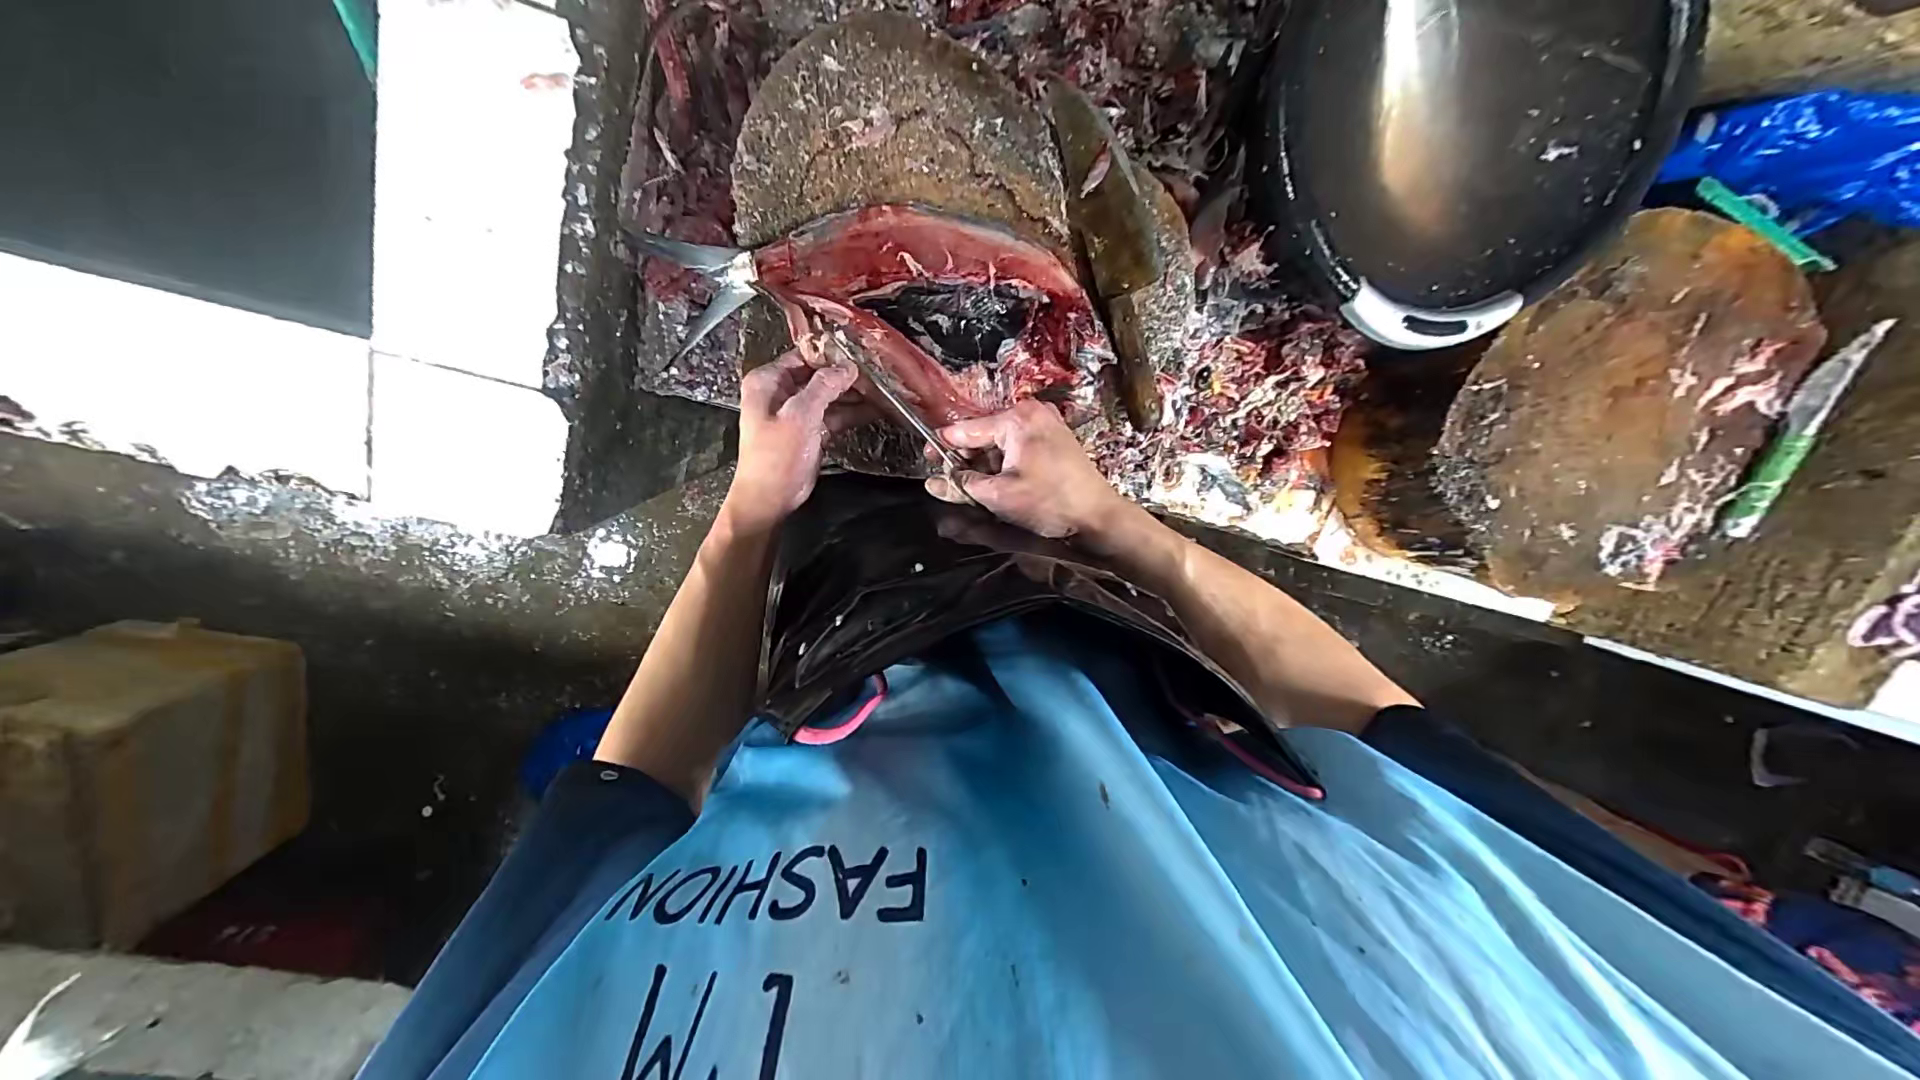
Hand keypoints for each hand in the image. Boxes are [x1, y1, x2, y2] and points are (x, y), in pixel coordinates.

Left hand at [722, 351, 860, 534]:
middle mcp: (780, 393)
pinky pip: (833, 416)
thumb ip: (823, 387)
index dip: (830, 356)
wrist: (769, 498)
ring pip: (829, 397)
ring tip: (881, 390)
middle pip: (819, 376)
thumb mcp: (799, 415)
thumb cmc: (775, 458)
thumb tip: (846, 367)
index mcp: (768, 382)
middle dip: (847, 377)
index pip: (803, 357)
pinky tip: (874, 409)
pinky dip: (851, 413)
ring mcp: (795, 414)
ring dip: (853, 395)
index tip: (858, 354)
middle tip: (876, 373)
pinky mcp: (809, 432)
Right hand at [924, 399, 1132, 539]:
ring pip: (999, 443)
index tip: (926, 460)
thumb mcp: (999, 495)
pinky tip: (996, 484)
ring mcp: (1045, 424)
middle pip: (983, 434)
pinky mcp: (1053, 440)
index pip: (967, 429)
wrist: (1098, 516)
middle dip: (965, 459)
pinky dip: (1003, 464)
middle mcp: (1031, 413)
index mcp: (1017, 418)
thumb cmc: (1051, 502)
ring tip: (973, 489)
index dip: (943, 447)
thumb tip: (932, 483)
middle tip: (949, 481)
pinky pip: (1016, 447)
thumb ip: (961, 485)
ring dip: (984, 465)